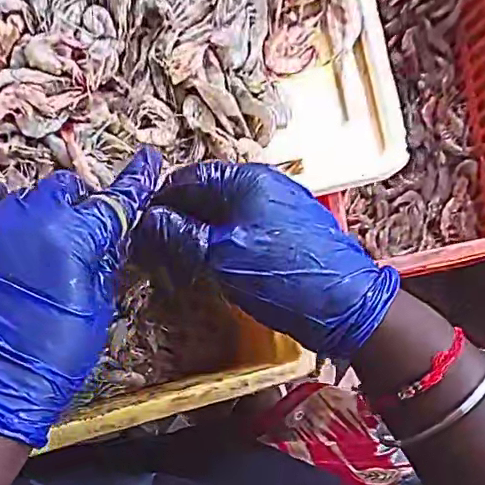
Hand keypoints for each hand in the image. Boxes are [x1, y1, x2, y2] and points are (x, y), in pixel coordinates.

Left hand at [0, 149, 162, 446]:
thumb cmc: (56, 356)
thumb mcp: (98, 308)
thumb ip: (104, 262)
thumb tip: (110, 236)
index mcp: (74, 235)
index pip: (112, 201)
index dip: (134, 183)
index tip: (147, 164)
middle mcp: (31, 218)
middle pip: (64, 190)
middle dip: (78, 206)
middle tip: (83, 233)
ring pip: (22, 196)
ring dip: (37, 212)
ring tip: (41, 240)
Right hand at [138, 162, 399, 358]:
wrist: (346, 305)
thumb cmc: (280, 276)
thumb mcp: (220, 256)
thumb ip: (180, 234)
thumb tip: (145, 219)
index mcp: (244, 179)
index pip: (185, 178)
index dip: (158, 202)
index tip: (137, 228)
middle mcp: (262, 183)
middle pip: (204, 194)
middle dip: (177, 219)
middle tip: (153, 250)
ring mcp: (277, 206)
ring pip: (222, 213)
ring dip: (198, 234)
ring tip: (178, 261)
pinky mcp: (286, 230)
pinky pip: (241, 228)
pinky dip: (220, 242)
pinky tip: (212, 266)